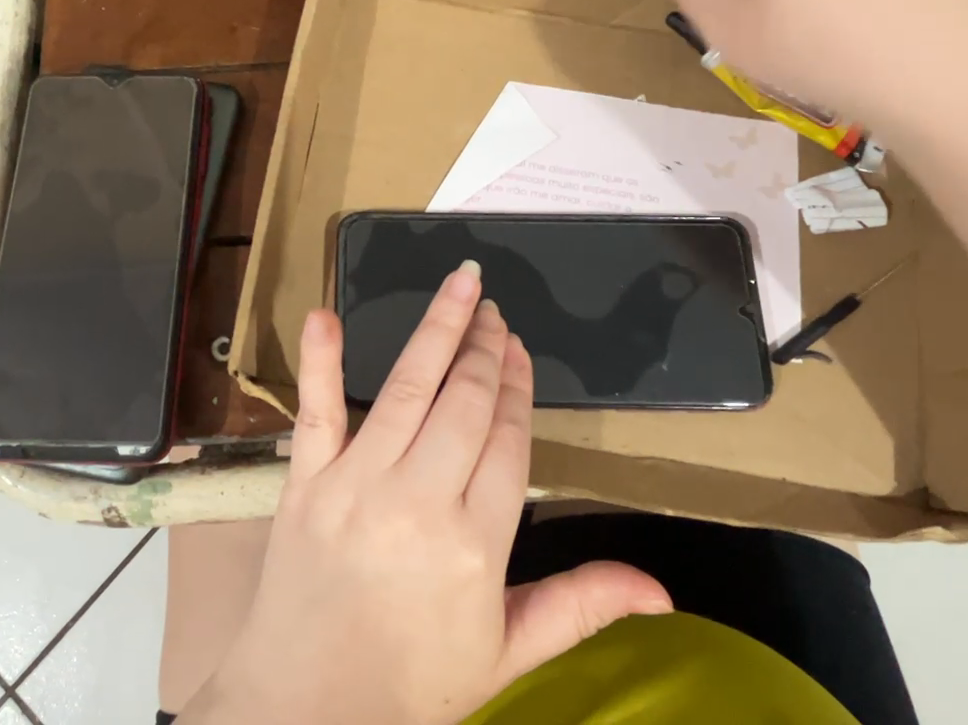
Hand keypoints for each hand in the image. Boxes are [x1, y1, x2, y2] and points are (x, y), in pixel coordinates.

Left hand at [182, 261, 670, 724]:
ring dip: (437, 330)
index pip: (507, 439)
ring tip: (460, 286)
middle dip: (485, 349)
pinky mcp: (306, 482)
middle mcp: (421, 500)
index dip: (517, 386)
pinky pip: (315, 410)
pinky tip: (325, 314)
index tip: (520, 346)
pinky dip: (320, 360)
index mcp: (476, 542)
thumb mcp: (506, 652)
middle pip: (465, 403)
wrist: (308, 709)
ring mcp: (358, 484)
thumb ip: (580, 606)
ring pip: (409, 389)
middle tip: (494, 310)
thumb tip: (660, 590)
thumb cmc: (411, 684)